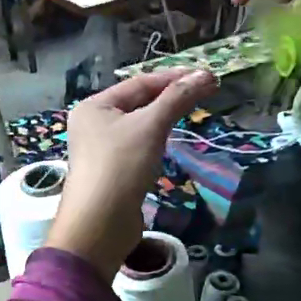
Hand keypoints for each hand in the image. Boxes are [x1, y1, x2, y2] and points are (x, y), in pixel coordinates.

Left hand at [45, 69, 217, 278]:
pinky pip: (137, 150)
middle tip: (205, 96)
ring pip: (138, 128)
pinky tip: (169, 146)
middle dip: (170, 99)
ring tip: (191, 116)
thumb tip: (207, 75)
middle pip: (138, 104)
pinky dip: (155, 144)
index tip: (207, 77)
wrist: (100, 226)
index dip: (174, 78)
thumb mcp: (150, 126)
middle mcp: (93, 125)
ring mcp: (100, 152)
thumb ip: (178, 99)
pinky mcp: (112, 174)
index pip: (139, 83)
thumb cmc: (120, 167)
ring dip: (163, 122)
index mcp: (94, 106)